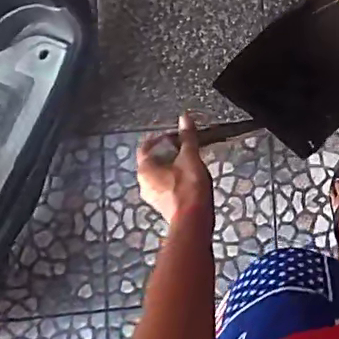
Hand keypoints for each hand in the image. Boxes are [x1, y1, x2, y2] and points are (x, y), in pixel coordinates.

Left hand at [136, 113, 214, 227]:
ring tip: (190, 161)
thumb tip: (185, 118)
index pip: (146, 147)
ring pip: (159, 175)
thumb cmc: (189, 187)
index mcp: (145, 170)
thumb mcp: (190, 157)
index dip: (159, 138)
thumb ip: (187, 137)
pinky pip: (166, 187)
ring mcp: (153, 197)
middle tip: (184, 146)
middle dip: (168, 152)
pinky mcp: (163, 206)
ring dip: (172, 166)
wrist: (194, 220)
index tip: (175, 135)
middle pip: (152, 161)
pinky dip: (175, 179)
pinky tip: (190, 178)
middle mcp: (144, 184)